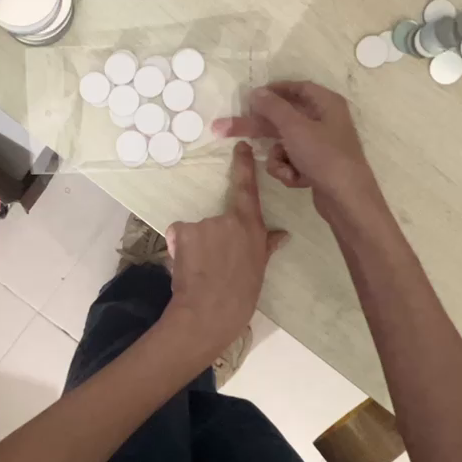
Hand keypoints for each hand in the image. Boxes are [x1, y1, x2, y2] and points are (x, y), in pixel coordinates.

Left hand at [159, 143, 287, 362]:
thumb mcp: (259, 270)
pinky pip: (180, 237)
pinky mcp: (184, 231)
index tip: (240, 147)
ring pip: (197, 231)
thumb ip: (265, 246)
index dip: (244, 166)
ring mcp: (205, 224)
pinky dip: (180, 249)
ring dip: (196, 246)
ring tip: (201, 271)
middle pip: (217, 220)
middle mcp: (229, 220)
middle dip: (212, 240)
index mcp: (251, 228)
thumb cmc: (240, 297)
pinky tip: (186, 268)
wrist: (209, 314)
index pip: (247, 190)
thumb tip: (281, 234)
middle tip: (214, 266)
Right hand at [218, 81, 381, 222]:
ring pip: (284, 144)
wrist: (346, 198)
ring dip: (278, 158)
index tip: (251, 97)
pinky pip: (292, 161)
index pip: (297, 88)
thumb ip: (272, 108)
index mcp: (326, 104)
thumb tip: (255, 92)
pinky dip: (289, 170)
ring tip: (285, 169)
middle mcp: (324, 121)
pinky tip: (297, 180)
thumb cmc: (324, 156)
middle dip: (258, 129)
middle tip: (226, 129)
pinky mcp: (316, 166)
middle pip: (283, 118)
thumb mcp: (294, 128)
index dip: (273, 91)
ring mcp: (320, 145)